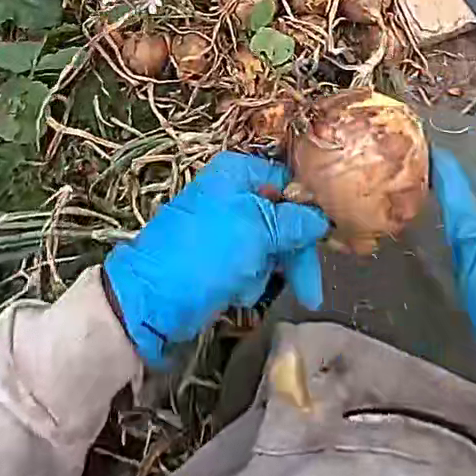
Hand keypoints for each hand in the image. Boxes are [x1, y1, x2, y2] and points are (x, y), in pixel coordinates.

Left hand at [104, 151, 330, 366]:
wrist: (148, 303)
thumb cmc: (203, 255)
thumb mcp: (256, 232)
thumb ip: (295, 222)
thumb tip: (323, 217)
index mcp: (237, 172)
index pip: (289, 183)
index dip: (309, 211)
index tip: (327, 240)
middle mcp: (232, 192)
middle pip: (283, 217)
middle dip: (290, 253)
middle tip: (308, 290)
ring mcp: (225, 225)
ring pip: (270, 245)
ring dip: (266, 270)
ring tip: (246, 286)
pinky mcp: (219, 255)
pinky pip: (252, 263)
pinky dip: (249, 280)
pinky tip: (235, 294)